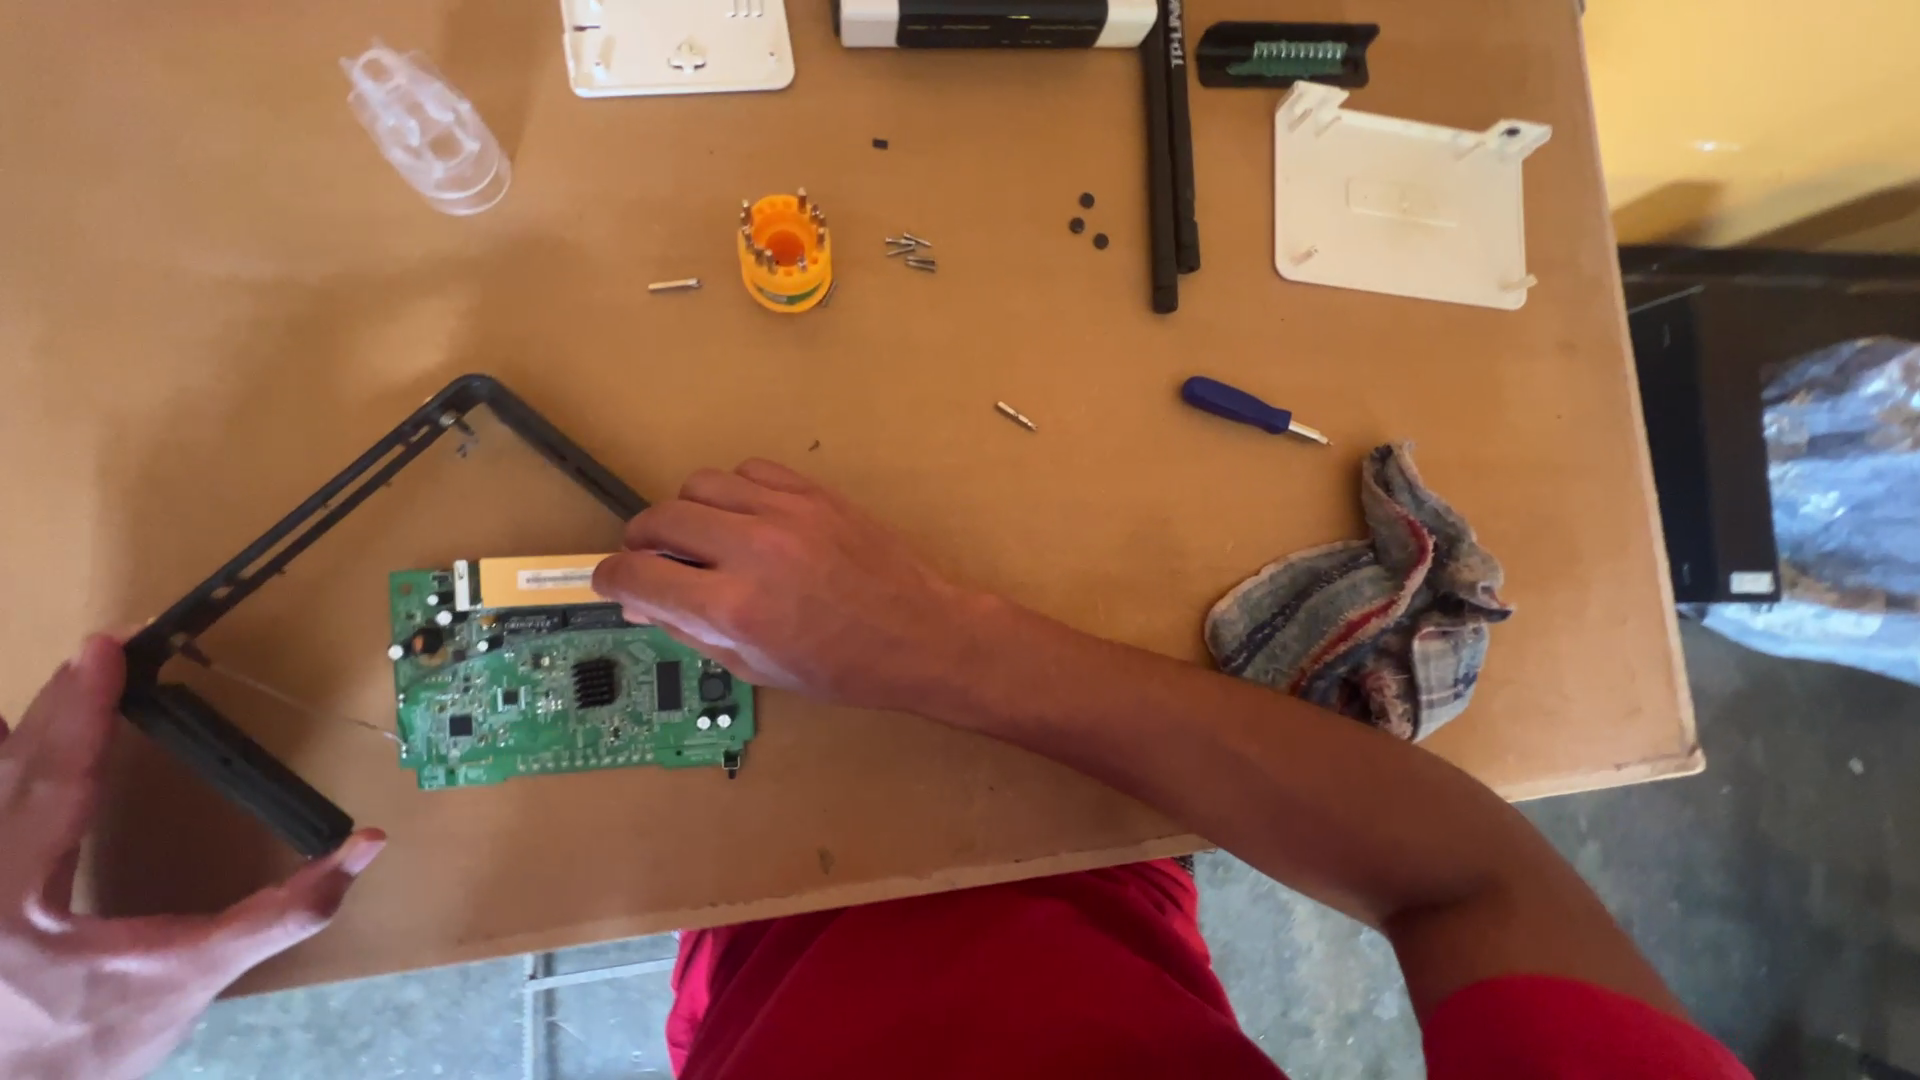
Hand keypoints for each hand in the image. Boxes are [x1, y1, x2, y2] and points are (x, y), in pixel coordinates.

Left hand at [0, 636, 384, 1079]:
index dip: (85, 711)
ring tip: (51, 692)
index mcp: (14, 899)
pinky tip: (6, 754)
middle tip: (96, 654)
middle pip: (5, 775)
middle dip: (55, 709)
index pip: (56, 781)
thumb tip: (371, 843)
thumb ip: (288, 910)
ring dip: (18, 740)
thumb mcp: (198, 975)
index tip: (103, 652)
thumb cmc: (98, 1042)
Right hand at [592, 460, 984, 710]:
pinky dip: (736, 490)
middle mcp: (752, 549)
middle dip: (643, 543)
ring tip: (707, 539)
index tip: (616, 582)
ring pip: (699, 484)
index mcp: (733, 606)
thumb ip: (692, 629)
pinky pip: (750, 469)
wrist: (919, 634)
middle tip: (658, 562)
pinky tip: (749, 517)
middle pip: (658, 518)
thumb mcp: (756, 666)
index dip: (612, 580)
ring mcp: (786, 513)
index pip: (635, 574)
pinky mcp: (815, 493)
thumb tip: (644, 600)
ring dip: (688, 512)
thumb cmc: (843, 667)